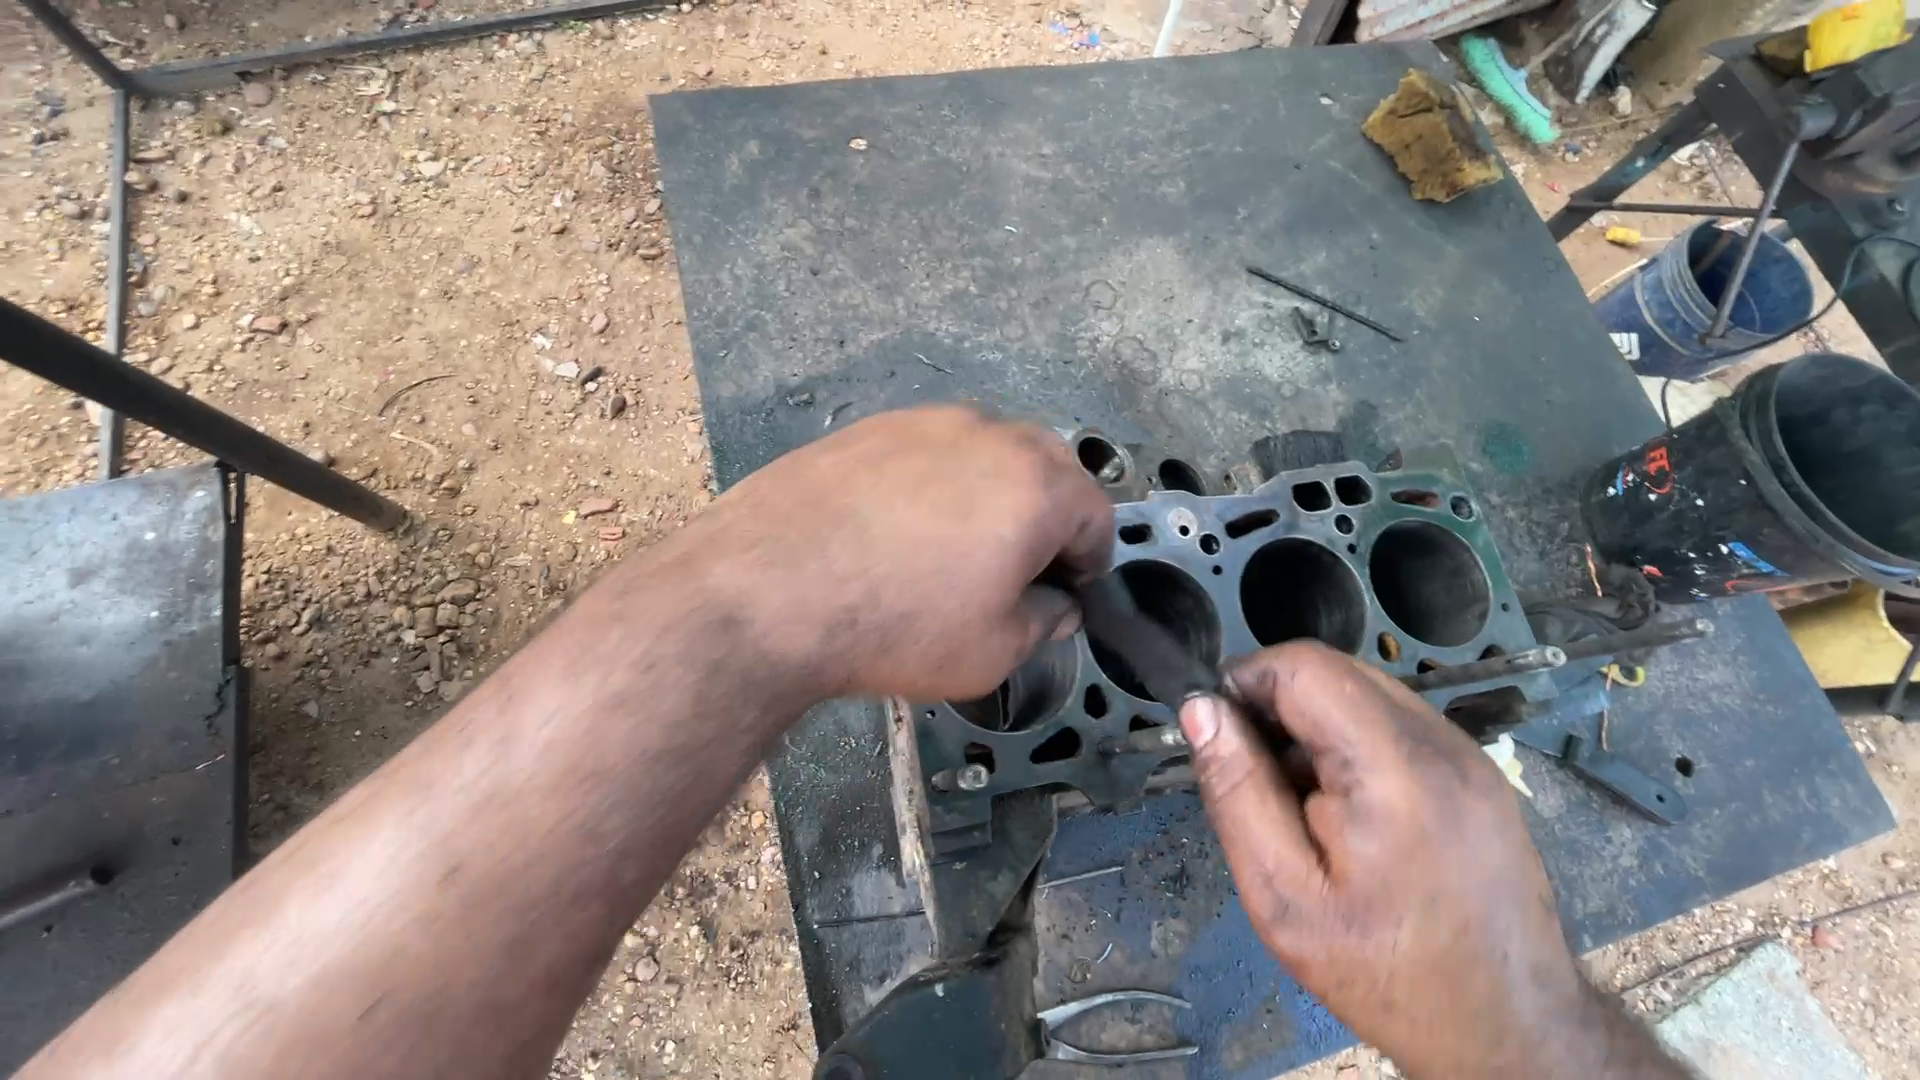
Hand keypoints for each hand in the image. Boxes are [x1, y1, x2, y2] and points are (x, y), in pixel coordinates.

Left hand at [674, 405, 1112, 703]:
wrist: (766, 590)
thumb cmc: (897, 625)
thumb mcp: (991, 650)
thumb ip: (1043, 623)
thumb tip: (1057, 607)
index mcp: (1036, 483)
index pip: (1096, 513)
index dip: (1091, 560)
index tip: (1067, 592)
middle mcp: (988, 433)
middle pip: (1046, 469)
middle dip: (1047, 517)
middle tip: (1018, 567)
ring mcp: (923, 421)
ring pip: (984, 453)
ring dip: (991, 493)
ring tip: (954, 547)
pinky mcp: (869, 427)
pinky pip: (927, 451)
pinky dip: (935, 482)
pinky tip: (897, 528)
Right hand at [1177, 644, 1657, 1078]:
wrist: (1511, 1031)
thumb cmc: (1387, 971)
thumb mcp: (1282, 894)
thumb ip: (1236, 791)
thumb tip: (1201, 710)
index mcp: (1393, 768)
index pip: (1303, 666)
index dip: (1246, 682)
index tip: (1221, 735)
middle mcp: (1440, 742)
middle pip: (1331, 671)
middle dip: (1275, 706)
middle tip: (1254, 776)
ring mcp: (1467, 753)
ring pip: (1359, 692)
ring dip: (1309, 726)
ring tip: (1297, 801)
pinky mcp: (1476, 771)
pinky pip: (1391, 723)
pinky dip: (1348, 743)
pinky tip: (1341, 807)